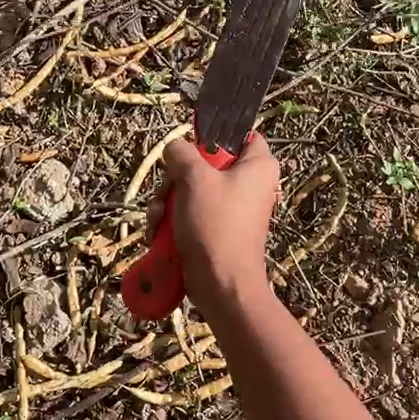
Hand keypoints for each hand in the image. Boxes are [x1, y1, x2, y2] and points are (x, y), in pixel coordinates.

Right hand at [151, 135, 279, 310]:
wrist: (221, 285)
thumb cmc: (215, 224)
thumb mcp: (194, 177)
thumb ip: (181, 152)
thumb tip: (175, 151)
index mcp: (258, 165)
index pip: (241, 134)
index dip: (215, 136)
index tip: (192, 147)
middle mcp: (250, 184)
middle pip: (205, 164)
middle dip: (177, 179)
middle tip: (167, 191)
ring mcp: (233, 208)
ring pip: (192, 189)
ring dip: (168, 202)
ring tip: (159, 219)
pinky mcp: (217, 229)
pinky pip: (191, 213)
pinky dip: (173, 221)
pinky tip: (159, 232)